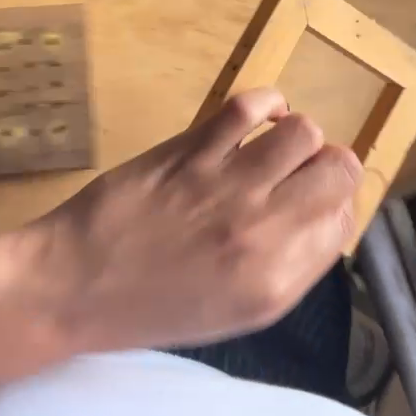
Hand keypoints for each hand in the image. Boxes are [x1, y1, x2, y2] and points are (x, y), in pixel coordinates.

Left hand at [0, 88, 361, 354]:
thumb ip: (290, 267)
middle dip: (330, 166)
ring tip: (275, 144)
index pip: (343, 221)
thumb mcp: (235, 311)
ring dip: (297, 136)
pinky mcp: (190, 149)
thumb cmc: (152, 307)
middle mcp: (261, 230)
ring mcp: (226, 183)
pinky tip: (258, 117)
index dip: (334, 204)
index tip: (313, 201)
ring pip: (303, 133)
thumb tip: (324, 216)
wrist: (72, 285)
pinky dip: (266, 103)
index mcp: (275, 282)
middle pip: (338, 170)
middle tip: (300, 170)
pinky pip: (250, 106)